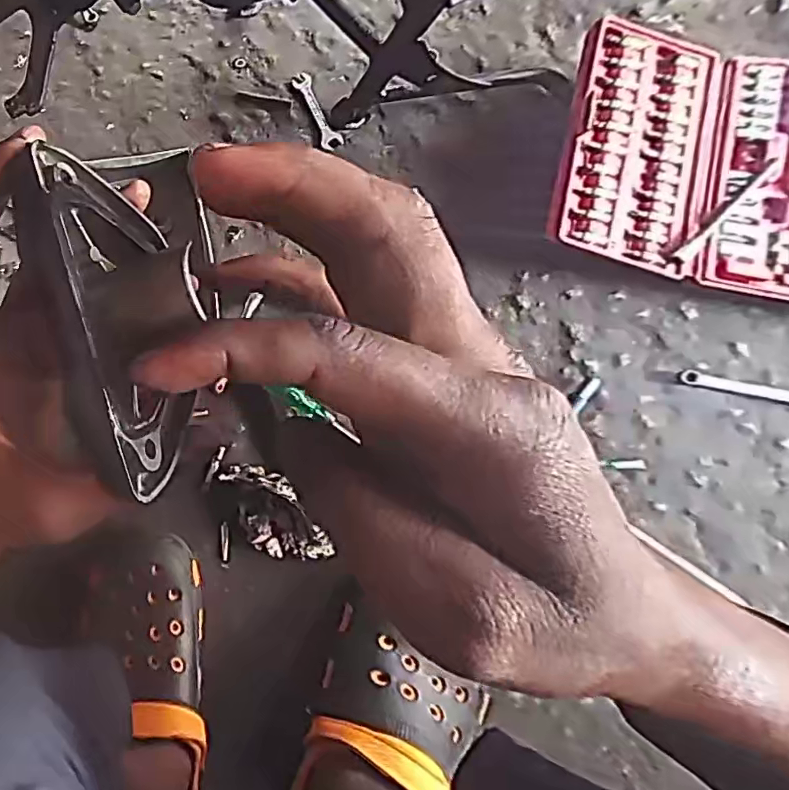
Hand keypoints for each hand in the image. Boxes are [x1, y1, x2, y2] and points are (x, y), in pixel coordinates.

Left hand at [0, 130, 132, 550]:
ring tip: (59, 157)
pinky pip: (42, 269)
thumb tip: (185, 414)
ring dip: (20, 197)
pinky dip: (68, 235)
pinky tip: (112, 209)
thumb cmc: (9, 508)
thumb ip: (113, 468)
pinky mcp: (29, 328)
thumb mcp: (58, 500)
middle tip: (27, 143)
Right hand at [142, 143, 670, 700]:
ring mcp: (452, 345)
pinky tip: (235, 270)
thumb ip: (358, 510)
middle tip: (208, 167)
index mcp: (483, 420)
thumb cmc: (556, 622)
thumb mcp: (459, 614)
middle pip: (387, 229)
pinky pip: (352, 286)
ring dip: (291, 199)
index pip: (337, 350)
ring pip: (373, 237)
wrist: (631, 612)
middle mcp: (471, 355)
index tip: (157, 367)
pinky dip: (289, 261)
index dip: (235, 346)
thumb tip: (292, 423)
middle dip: (293, 183)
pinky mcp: (426, 354)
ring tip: (213, 186)